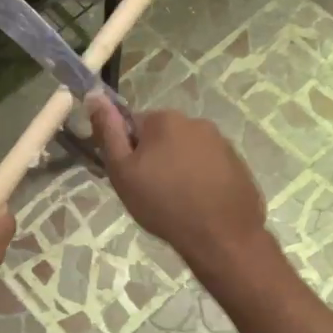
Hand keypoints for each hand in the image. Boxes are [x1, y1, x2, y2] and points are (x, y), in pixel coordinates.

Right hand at [87, 92, 276, 283]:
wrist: (221, 237)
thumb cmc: (163, 203)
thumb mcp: (122, 170)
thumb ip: (108, 131)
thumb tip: (94, 95)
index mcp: (164, 119)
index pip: (134, 125)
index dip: (129, 152)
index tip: (131, 177)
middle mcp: (195, 121)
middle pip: (162, 136)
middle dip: (155, 157)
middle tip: (151, 191)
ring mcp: (221, 142)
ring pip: (187, 150)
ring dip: (179, 167)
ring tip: (177, 200)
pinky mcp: (238, 163)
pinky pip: (209, 165)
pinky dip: (201, 178)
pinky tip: (199, 202)